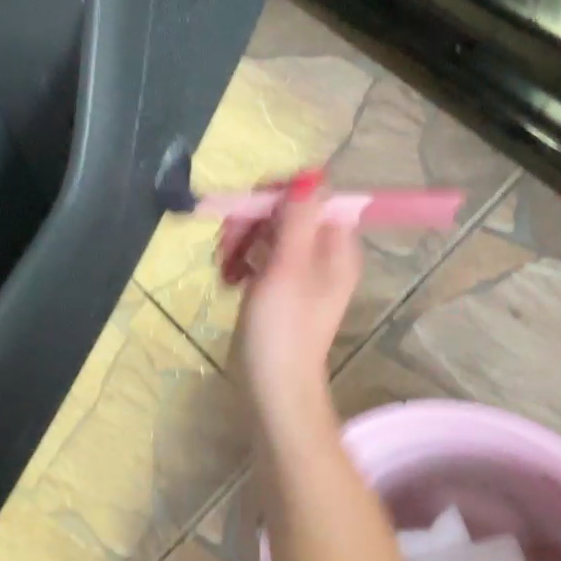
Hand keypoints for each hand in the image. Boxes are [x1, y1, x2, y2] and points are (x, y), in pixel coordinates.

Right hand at [217, 169, 362, 416]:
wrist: (273, 388)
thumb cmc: (282, 327)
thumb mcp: (288, 265)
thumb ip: (298, 217)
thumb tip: (312, 172)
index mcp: (336, 245)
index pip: (313, 195)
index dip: (278, 194)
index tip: (247, 209)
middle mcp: (324, 254)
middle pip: (287, 213)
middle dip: (252, 221)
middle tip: (226, 243)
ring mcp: (303, 273)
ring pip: (269, 234)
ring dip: (242, 241)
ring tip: (224, 267)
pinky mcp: (282, 290)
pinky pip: (262, 258)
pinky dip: (243, 261)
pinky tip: (229, 279)